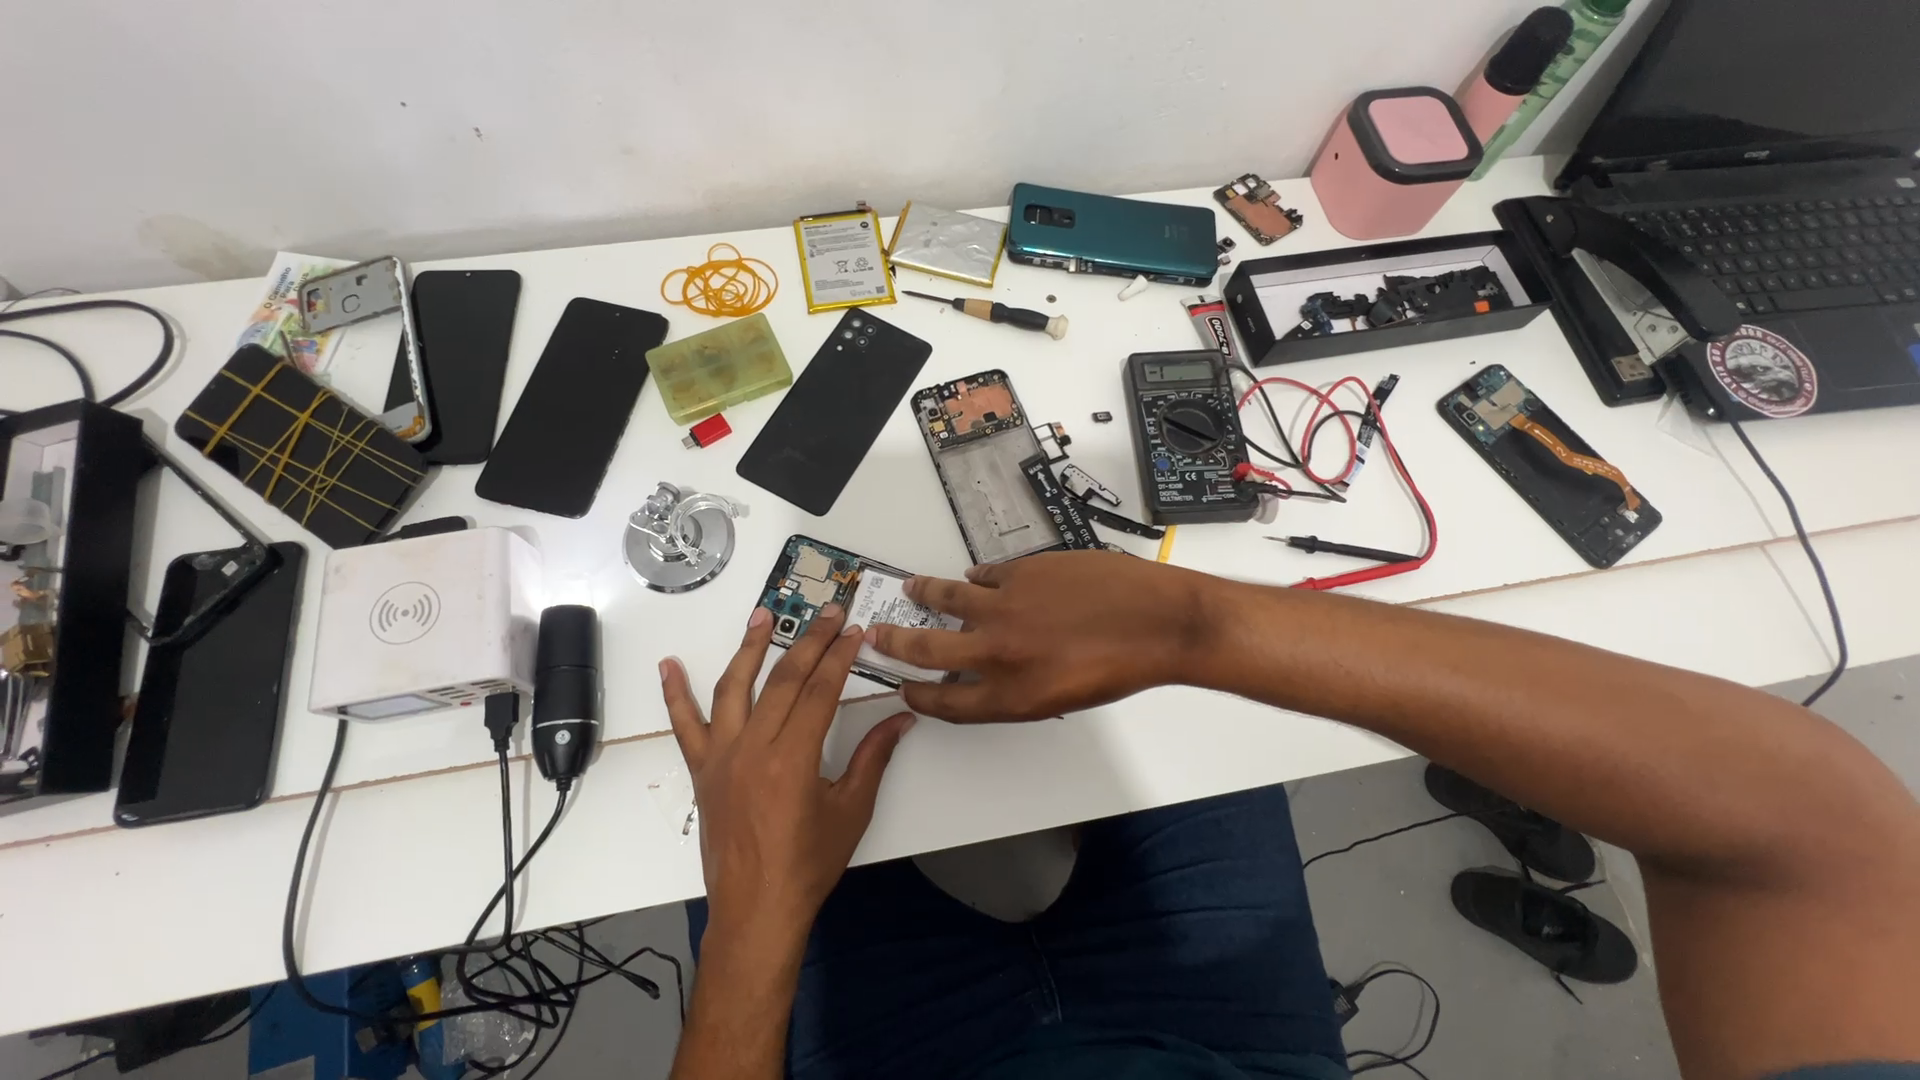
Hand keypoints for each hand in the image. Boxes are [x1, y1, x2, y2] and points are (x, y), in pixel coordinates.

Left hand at [660, 604, 913, 949]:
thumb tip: (903, 719)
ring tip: (763, 616)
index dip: (840, 657)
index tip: (853, 631)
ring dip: (749, 648)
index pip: (821, 690)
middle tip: (827, 614)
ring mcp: (721, 757)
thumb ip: (874, 757)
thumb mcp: (851, 810)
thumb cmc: (808, 864)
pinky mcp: (701, 771)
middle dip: (809, 642)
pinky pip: (684, 727)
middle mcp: (753, 749)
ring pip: (733, 689)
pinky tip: (669, 666)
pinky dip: (675, 695)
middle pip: (783, 680)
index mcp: (793, 758)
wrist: (756, 910)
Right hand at [865, 551, 1218, 723]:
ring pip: (947, 598)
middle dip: (895, 643)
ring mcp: (1007, 605)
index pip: (945, 704)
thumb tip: (988, 673)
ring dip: (923, 595)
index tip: (906, 689)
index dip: (920, 698)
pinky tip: (973, 577)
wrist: (1160, 622)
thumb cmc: (1122, 667)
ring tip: (909, 590)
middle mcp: (999, 652)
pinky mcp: (1024, 570)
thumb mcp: (1063, 697)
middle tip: (876, 635)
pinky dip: (976, 577)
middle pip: (927, 650)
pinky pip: (986, 574)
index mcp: (1011, 694)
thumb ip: (1017, 690)